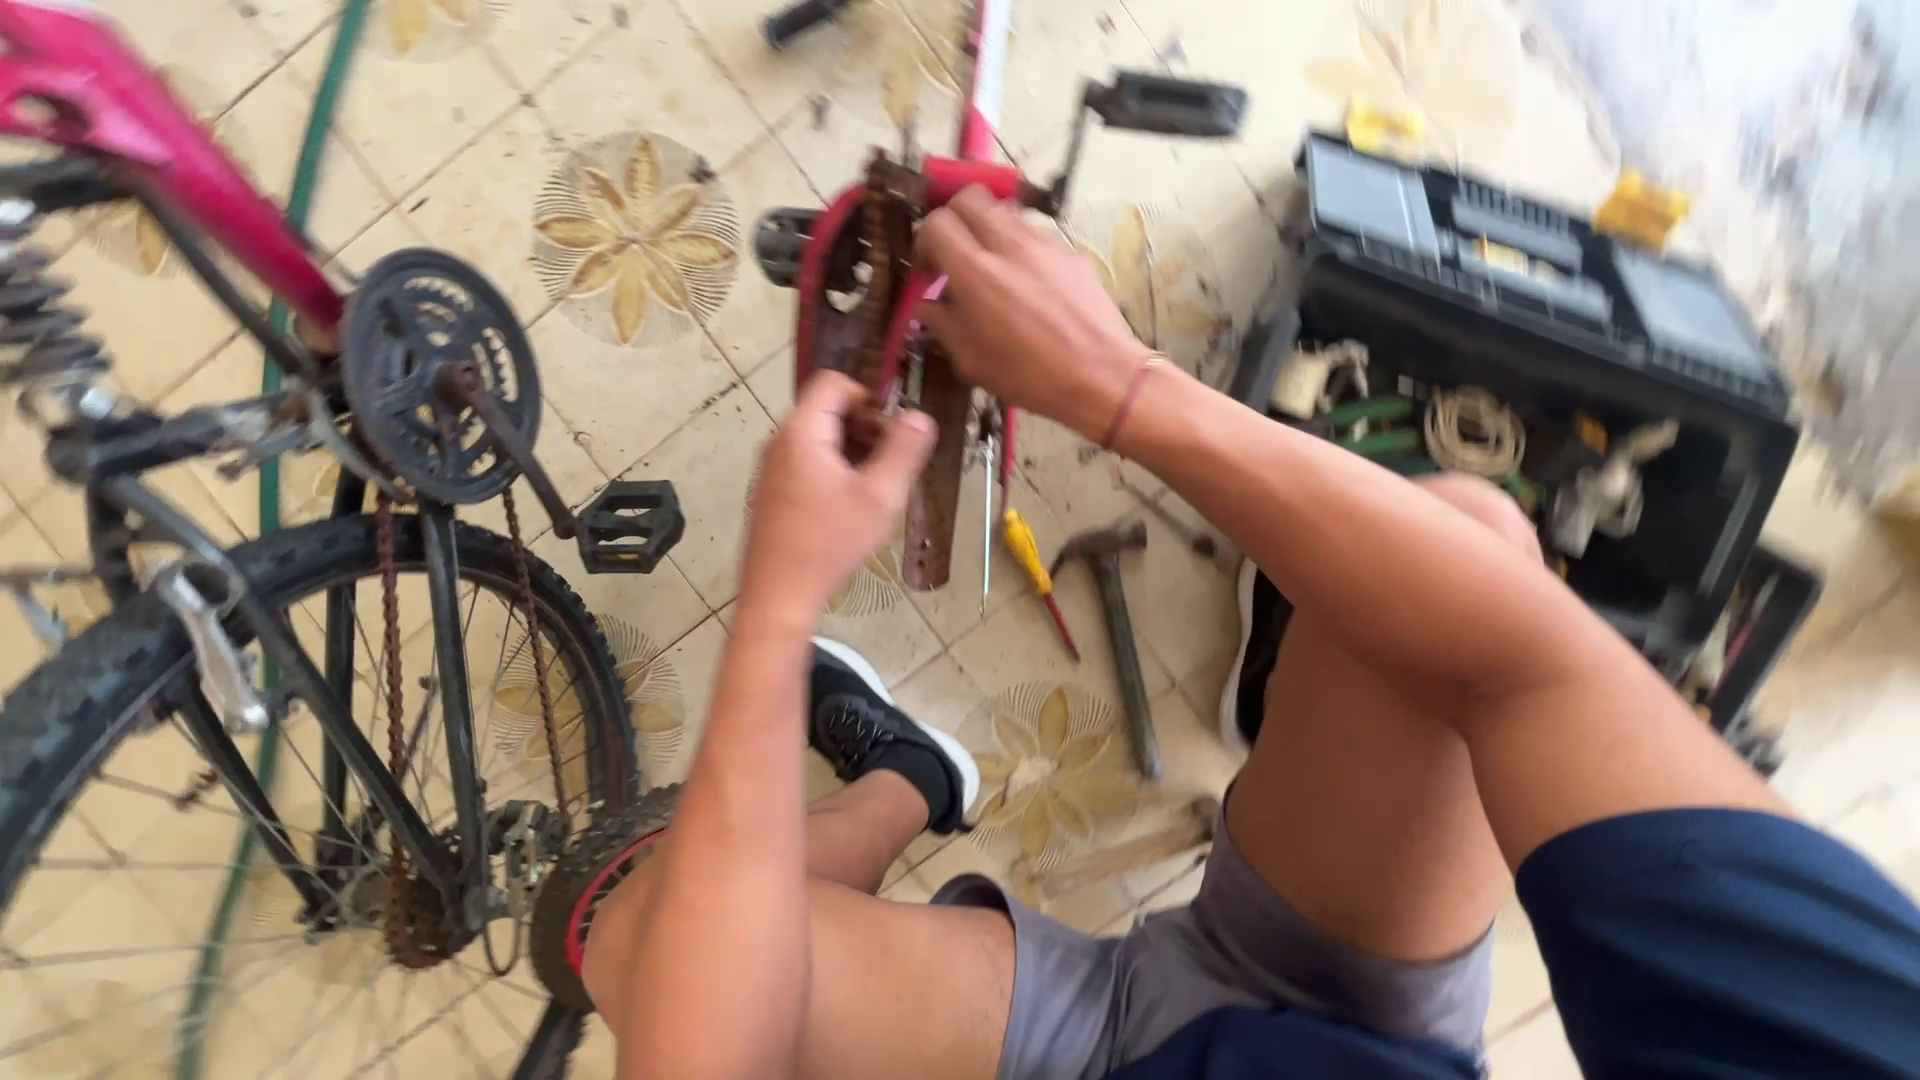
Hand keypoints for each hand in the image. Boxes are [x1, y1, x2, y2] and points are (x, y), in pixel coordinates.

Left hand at [740, 371, 936, 617]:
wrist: (779, 595)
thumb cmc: (829, 544)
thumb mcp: (879, 497)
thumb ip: (903, 451)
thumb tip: (920, 415)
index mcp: (801, 432)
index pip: (834, 382)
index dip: (869, 398)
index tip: (891, 433)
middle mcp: (780, 441)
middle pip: (827, 410)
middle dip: (864, 428)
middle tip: (889, 465)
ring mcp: (772, 467)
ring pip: (819, 438)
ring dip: (852, 452)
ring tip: (874, 489)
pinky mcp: (772, 491)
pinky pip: (807, 462)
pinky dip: (834, 470)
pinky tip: (850, 506)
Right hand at [916, 185, 1152, 439]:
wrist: (1100, 375)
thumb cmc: (1029, 377)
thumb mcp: (972, 360)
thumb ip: (943, 324)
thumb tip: (927, 306)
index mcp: (975, 272)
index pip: (937, 222)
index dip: (925, 241)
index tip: (929, 268)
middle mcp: (1008, 245)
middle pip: (969, 197)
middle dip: (954, 219)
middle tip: (955, 253)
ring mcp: (1043, 244)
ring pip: (1004, 210)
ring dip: (988, 229)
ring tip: (991, 266)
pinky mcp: (1069, 251)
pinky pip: (1035, 233)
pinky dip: (1019, 246)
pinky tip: (1025, 280)